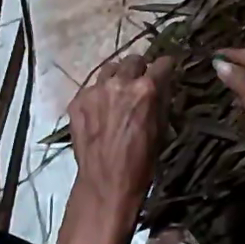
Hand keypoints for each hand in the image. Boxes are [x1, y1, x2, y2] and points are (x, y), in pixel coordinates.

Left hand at [54, 54, 174, 243]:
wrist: (105, 183)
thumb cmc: (141, 160)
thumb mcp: (161, 128)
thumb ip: (162, 99)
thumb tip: (164, 82)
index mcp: (145, 89)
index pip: (162, 63)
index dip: (167, 66)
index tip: (167, 70)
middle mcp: (119, 82)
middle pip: (133, 60)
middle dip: (140, 68)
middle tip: (141, 81)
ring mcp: (95, 90)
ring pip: (110, 69)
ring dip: (118, 76)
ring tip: (118, 91)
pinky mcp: (77, 100)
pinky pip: (92, 87)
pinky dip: (99, 93)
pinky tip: (101, 108)